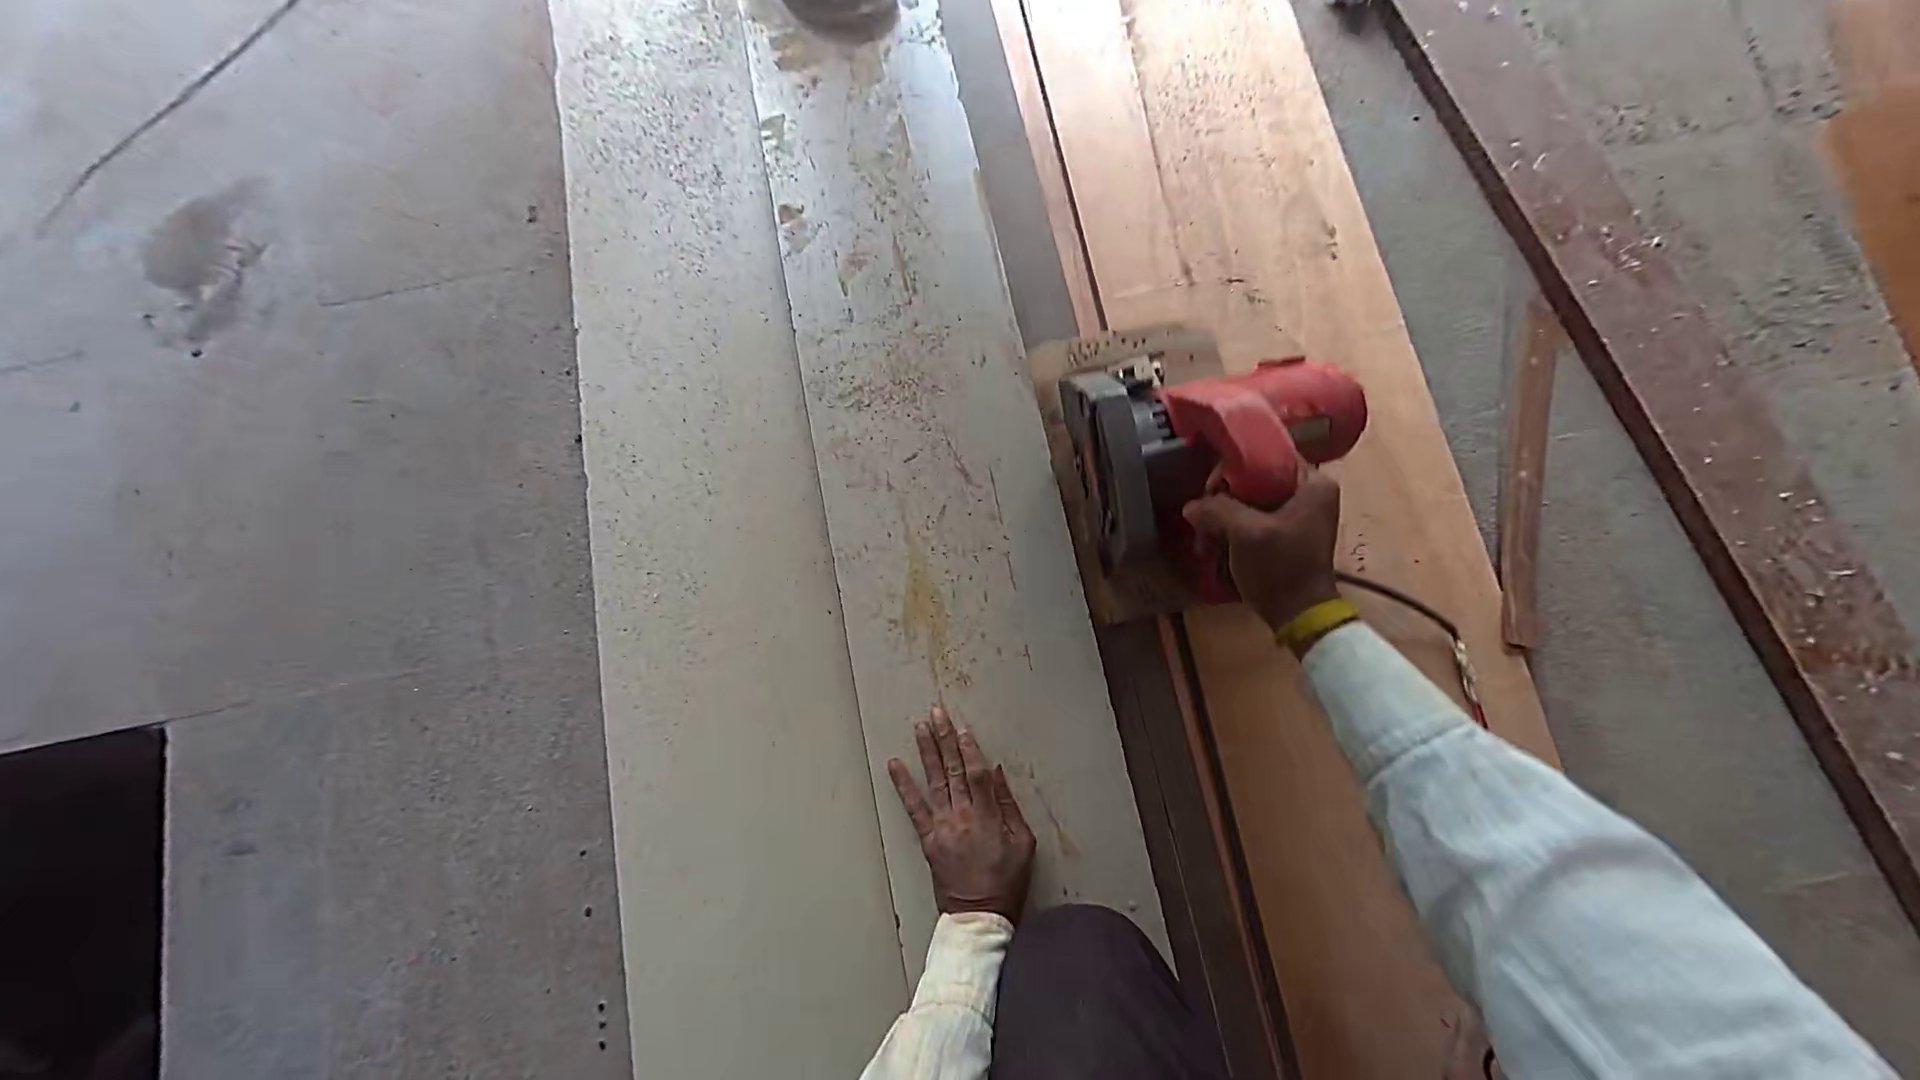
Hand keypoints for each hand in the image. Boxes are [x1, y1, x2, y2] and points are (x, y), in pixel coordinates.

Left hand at [886, 707, 1036, 923]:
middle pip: (953, 769)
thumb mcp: (1023, 843)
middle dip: (945, 738)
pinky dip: (903, 785)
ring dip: (926, 751)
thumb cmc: (1006, 881)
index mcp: (987, 816)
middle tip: (938, 713)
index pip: (978, 773)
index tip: (963, 729)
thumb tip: (997, 773)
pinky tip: (895, 765)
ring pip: (933, 780)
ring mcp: (942, 826)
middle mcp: (962, 816)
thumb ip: (1008, 805)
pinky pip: (913, 807)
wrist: (979, 916)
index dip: (970, 749)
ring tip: (920, 727)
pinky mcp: (928, 839)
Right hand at [1183, 467, 1341, 629]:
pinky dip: (1228, 531)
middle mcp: (1307, 492)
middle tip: (1203, 519)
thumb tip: (1191, 506)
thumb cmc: (1280, 568)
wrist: (1298, 615)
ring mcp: (1294, 514)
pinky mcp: (1281, 533)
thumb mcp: (1246, 533)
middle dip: (1222, 500)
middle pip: (1252, 479)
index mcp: (1311, 484)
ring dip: (1219, 519)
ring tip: (1204, 542)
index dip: (1233, 468)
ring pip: (1245, 500)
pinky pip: (1248, 519)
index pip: (1266, 456)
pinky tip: (1212, 548)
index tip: (1212, 490)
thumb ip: (1217, 510)